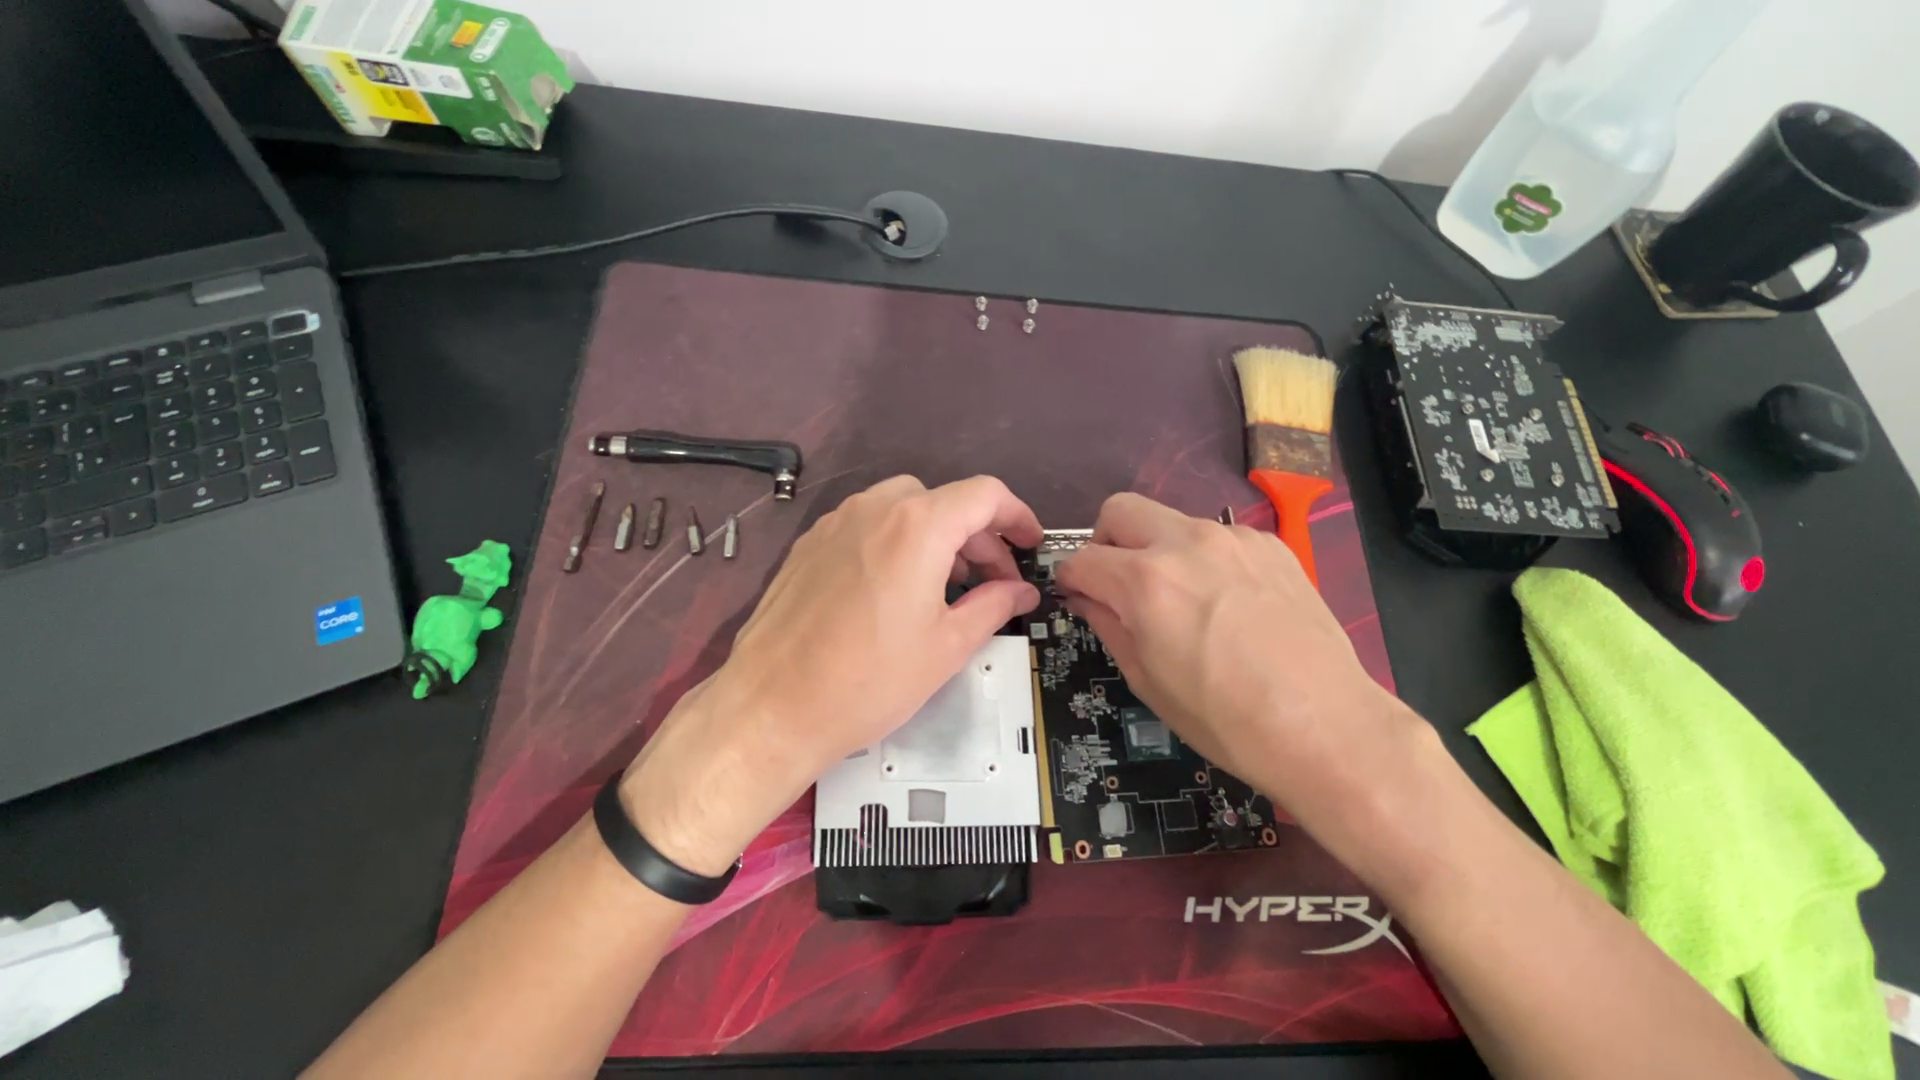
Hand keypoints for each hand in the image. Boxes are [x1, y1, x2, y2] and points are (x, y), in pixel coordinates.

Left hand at [620, 475, 1043, 876]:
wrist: (773, 707)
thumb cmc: (870, 680)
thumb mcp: (947, 647)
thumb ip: (993, 606)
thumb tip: (1021, 591)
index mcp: (917, 526)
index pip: (984, 494)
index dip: (1017, 516)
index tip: (1030, 546)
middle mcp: (874, 509)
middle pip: (942, 500)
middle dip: (977, 535)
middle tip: (992, 582)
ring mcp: (834, 524)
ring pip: (901, 509)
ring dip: (936, 537)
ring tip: (946, 588)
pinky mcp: (808, 546)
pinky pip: (866, 527)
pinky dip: (895, 543)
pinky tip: (895, 591)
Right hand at [1053, 493, 1418, 826]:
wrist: (1325, 726)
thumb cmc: (1225, 720)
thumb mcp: (1147, 680)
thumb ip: (1109, 626)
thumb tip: (1088, 599)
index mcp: (1146, 581)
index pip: (1081, 559)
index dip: (1069, 581)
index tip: (1077, 598)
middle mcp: (1185, 542)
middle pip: (1119, 511)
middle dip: (1105, 543)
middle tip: (1117, 585)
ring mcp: (1233, 539)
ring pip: (1171, 521)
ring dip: (1157, 550)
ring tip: (1181, 601)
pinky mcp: (1270, 546)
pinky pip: (1217, 538)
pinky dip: (1204, 560)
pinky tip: (1227, 605)